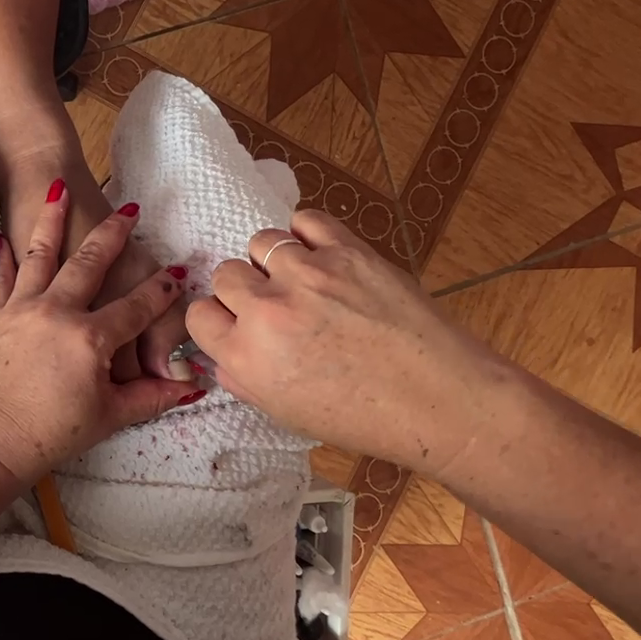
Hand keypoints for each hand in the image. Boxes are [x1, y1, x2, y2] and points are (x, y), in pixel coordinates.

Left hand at [0, 181, 200, 483]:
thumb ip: (154, 396)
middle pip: (90, 264)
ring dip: (52, 220)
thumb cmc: (55, 431)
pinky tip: (2, 238)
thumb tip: (194, 386)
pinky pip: (3, 278)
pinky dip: (3, 257)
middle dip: (113, 235)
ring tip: (59, 190)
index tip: (177, 273)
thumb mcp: (111, 414)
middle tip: (128, 211)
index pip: (136, 307)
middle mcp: (58, 312)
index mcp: (91, 338)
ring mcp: (24, 309)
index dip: (161, 291)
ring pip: (42, 255)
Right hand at [184, 210, 522, 476]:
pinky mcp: (347, 252)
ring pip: (260, 243)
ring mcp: (306, 275)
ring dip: (274, 261)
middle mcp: (267, 311)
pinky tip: (320, 254)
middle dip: (244, 290)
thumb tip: (224, 349)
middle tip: (274, 305)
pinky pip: (306, 220)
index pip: (198, 314)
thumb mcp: (283, 412)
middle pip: (225, 274)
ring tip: (301, 279)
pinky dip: (307, 234)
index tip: (238, 324)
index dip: (219, 320)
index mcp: (246, 356)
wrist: (442, 402)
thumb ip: (241, 377)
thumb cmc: (364, 418)